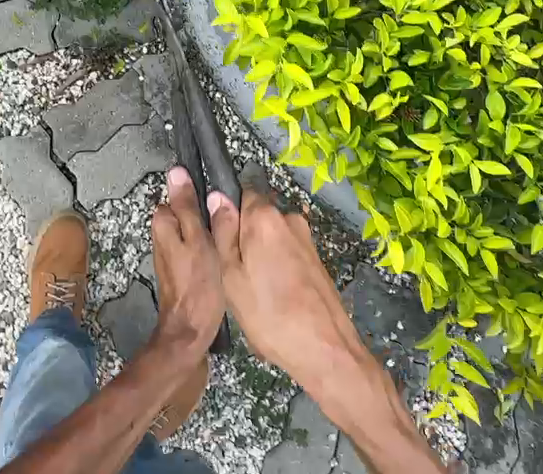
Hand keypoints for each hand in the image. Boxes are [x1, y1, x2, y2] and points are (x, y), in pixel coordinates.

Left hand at [150, 166, 225, 355]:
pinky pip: (195, 249)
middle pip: (187, 213)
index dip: (201, 200)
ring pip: (192, 232)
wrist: (192, 331)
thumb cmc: (199, 285)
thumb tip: (176, 171)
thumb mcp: (199, 239)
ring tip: (227, 246)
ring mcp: (170, 254)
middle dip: (206, 219)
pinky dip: (207, 251)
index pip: (180, 195)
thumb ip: (187, 206)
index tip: (220, 210)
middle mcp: (161, 236)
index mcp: (163, 223)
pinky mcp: (179, 269)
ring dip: (208, 236)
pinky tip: (221, 261)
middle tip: (226, 232)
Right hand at [208, 184, 366, 391]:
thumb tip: (217, 196)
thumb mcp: (231, 275)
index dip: (227, 214)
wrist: (325, 349)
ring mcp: (306, 239)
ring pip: (272, 237)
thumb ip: (223, 232)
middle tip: (234, 273)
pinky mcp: (317, 259)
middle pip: (257, 217)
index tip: (220, 241)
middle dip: (244, 237)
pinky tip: (275, 297)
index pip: (240, 193)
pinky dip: (278, 268)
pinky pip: (287, 253)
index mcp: (265, 216)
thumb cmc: (269, 314)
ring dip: (261, 255)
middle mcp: (289, 218)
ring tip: (255, 291)